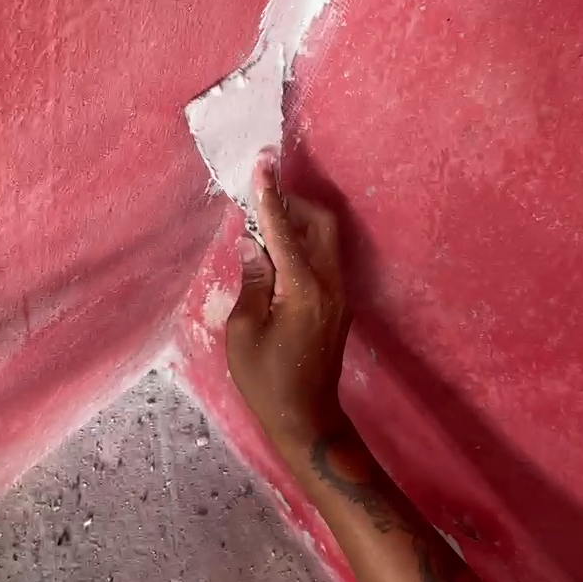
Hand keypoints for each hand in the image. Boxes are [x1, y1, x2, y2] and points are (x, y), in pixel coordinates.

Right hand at [224, 158, 352, 455]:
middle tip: (261, 201)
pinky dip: (301, 246)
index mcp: (303, 288)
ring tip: (263, 228)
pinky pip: (322, 259)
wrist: (306, 419)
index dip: (269, 194)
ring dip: (297, 224)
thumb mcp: (243, 330)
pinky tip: (276, 257)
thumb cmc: (266, 379)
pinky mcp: (338, 304)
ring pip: (325, 239)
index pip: (283, 229)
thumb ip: (252, 280)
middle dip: (292, 203)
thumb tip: (253, 243)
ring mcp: (339, 294)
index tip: (262, 162)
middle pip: (320, 223)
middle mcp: (329, 284)